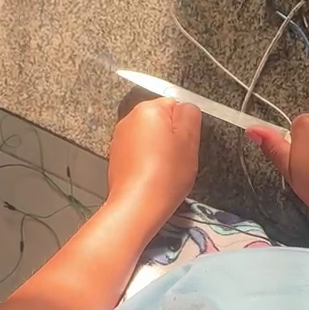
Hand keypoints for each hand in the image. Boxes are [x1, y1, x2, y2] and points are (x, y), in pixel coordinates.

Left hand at [108, 97, 200, 225]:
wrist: (138, 205)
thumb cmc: (165, 175)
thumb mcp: (190, 141)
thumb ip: (191, 115)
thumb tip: (188, 107)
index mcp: (148, 109)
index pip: (176, 104)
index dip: (186, 124)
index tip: (188, 143)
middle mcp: (130, 119)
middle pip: (161, 121)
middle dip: (172, 137)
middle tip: (180, 158)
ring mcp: (120, 139)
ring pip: (151, 138)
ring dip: (160, 150)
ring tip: (167, 170)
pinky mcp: (117, 157)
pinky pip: (140, 153)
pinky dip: (148, 162)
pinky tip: (154, 176)